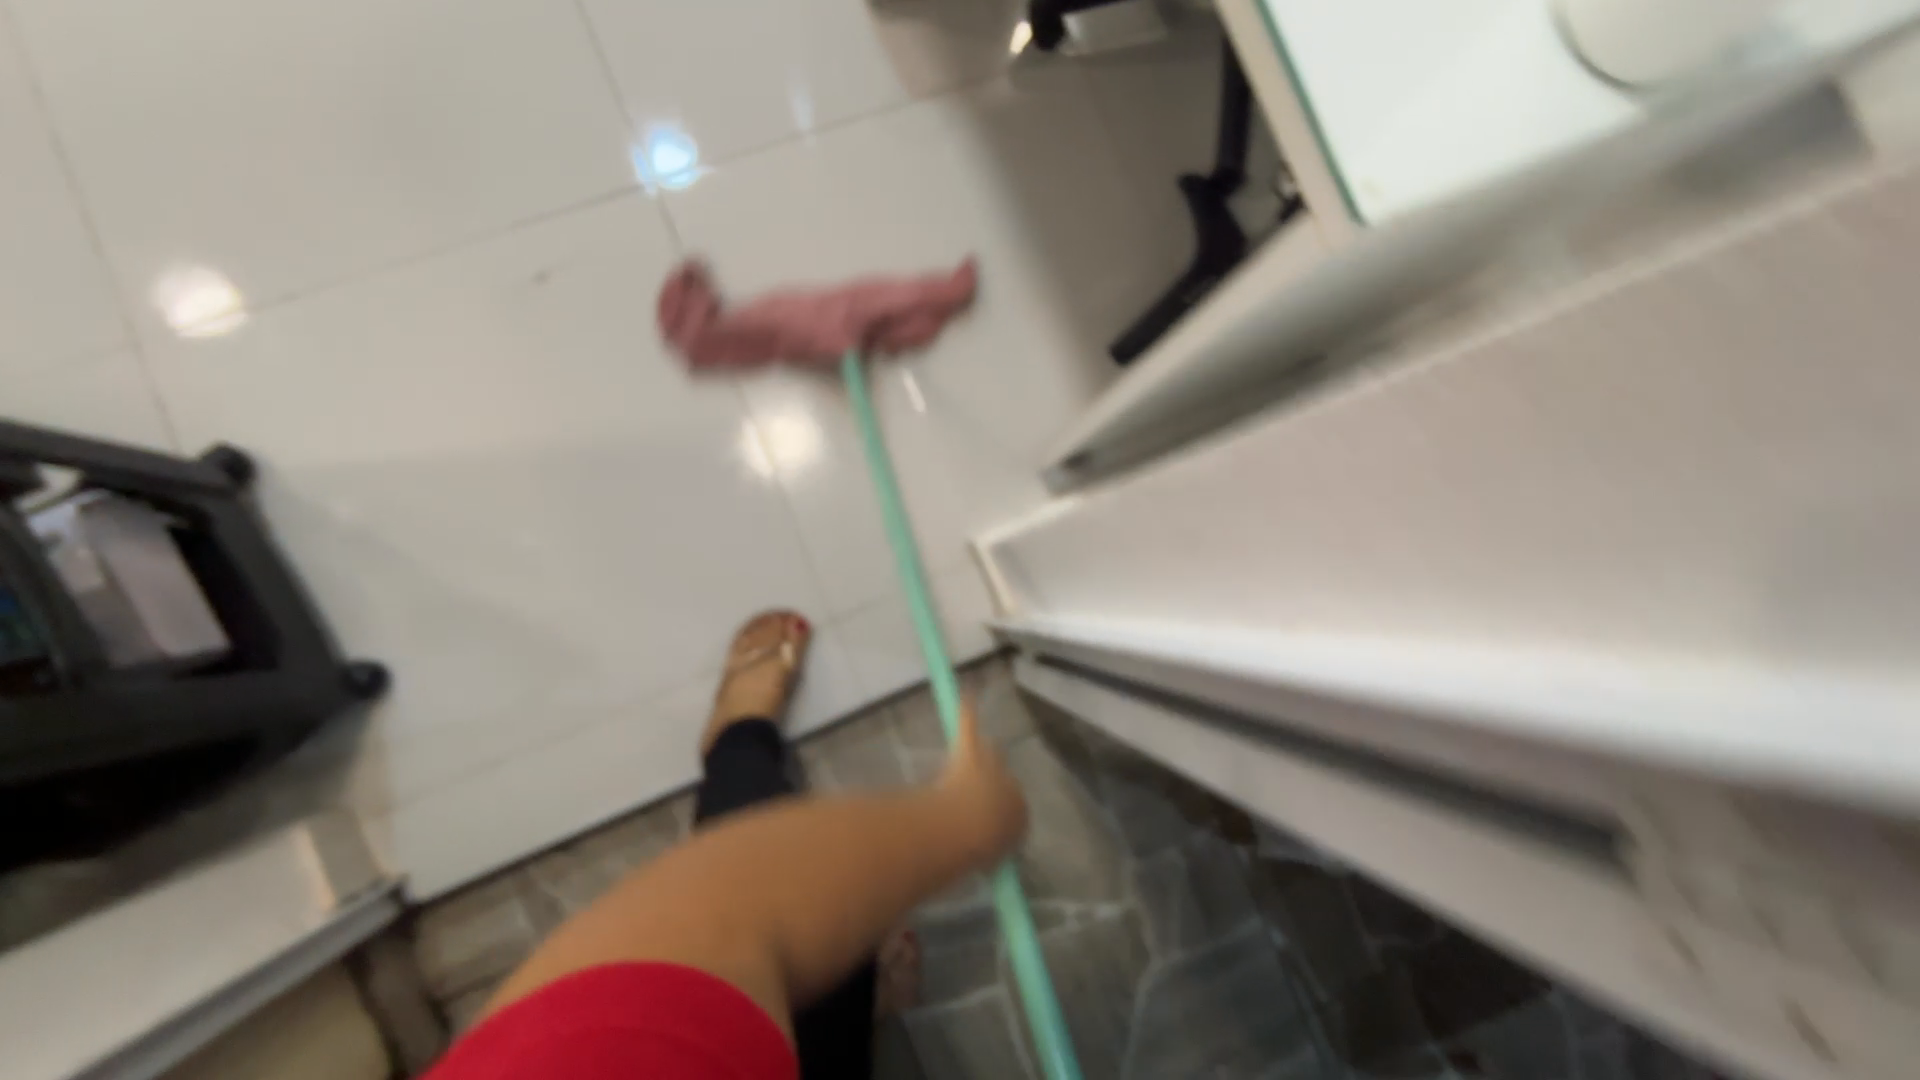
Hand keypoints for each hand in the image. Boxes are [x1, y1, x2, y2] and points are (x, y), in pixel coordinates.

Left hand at [936, 700, 1028, 865]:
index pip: (1013, 813)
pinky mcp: (969, 751)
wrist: (967, 825)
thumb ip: (986, 860)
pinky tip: (967, 694)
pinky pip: (969, 728)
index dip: (997, 814)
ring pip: (990, 754)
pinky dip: (967, 711)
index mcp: (1018, 819)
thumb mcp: (987, 862)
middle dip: (993, 784)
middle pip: (1004, 782)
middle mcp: (1010, 788)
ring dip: (984, 753)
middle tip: (982, 789)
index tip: (985, 819)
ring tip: (984, 745)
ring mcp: (991, 766)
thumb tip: (975, 874)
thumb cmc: (979, 849)